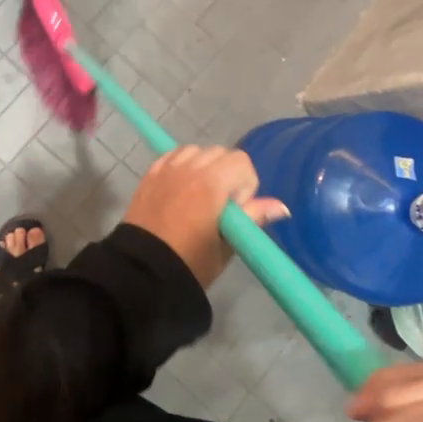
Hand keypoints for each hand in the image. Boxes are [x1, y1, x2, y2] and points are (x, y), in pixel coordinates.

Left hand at [121, 145, 288, 287]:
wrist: (142, 270)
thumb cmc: (190, 262)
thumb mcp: (227, 245)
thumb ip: (252, 218)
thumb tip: (280, 207)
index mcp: (211, 182)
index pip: (241, 162)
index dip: (245, 185)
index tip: (235, 211)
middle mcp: (188, 167)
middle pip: (219, 153)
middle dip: (227, 174)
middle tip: (220, 207)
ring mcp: (166, 168)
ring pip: (195, 151)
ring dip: (204, 168)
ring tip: (199, 198)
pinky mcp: (150, 174)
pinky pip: (173, 156)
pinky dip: (182, 166)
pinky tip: (181, 190)